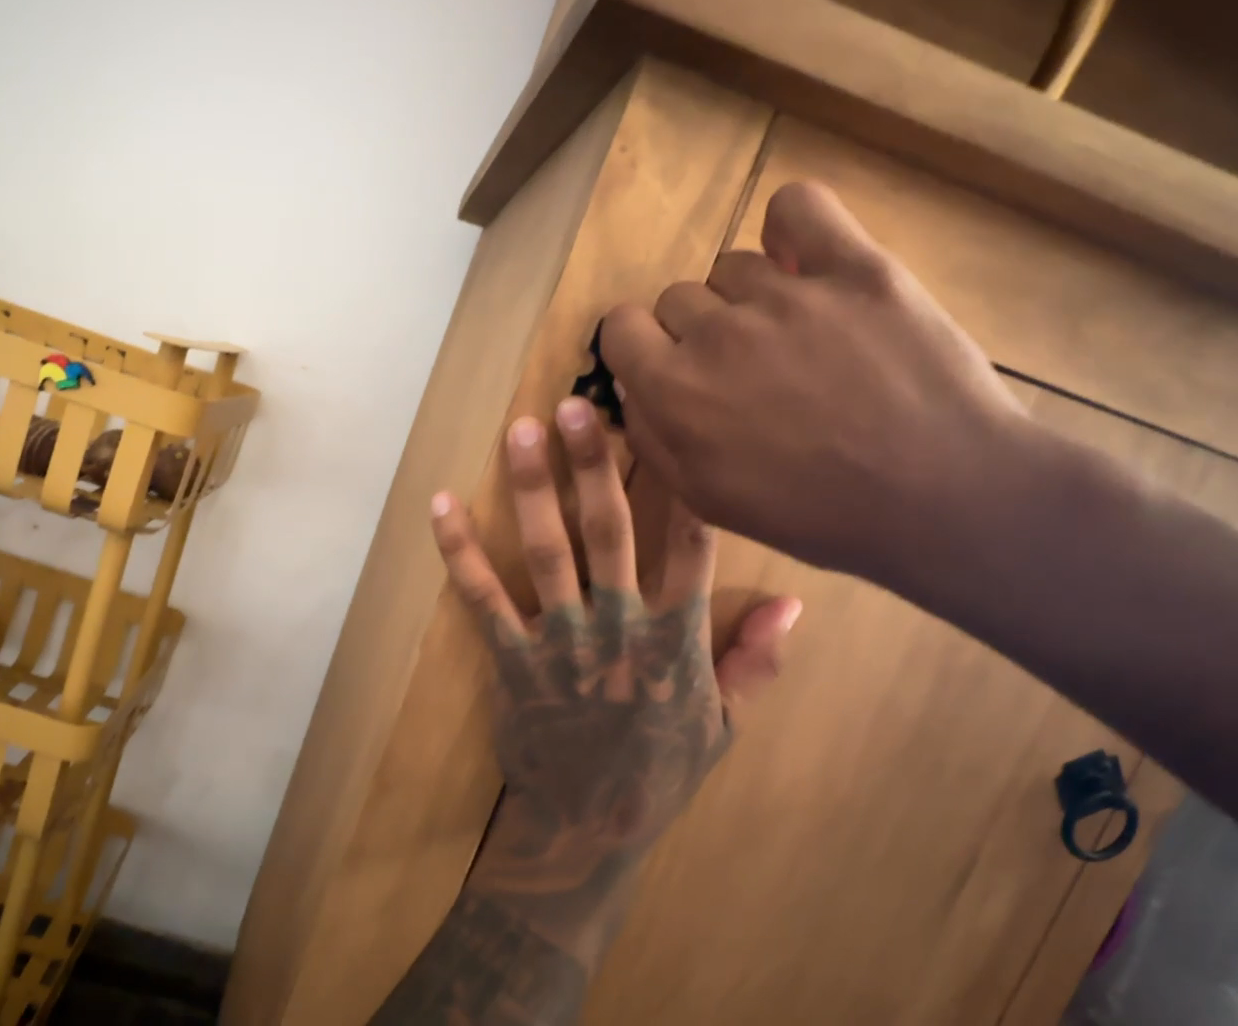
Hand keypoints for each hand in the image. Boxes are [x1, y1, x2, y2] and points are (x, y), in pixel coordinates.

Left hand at [429, 396, 799, 957]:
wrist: (588, 831)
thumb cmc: (658, 773)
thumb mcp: (724, 725)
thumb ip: (756, 662)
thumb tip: (796, 601)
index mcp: (677, 641)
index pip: (690, 549)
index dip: (680, 482)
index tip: (669, 424)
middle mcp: (619, 630)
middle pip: (610, 534)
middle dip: (594, 467)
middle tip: (577, 405)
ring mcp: (562, 644)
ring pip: (547, 555)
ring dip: (532, 491)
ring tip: (519, 432)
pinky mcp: (512, 662)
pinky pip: (483, 599)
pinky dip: (460, 552)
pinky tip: (441, 504)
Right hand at [603, 181, 1031, 582]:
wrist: (941, 499)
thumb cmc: (816, 515)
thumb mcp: (706, 499)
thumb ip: (651, 436)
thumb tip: (631, 383)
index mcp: (673, 391)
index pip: (619, 326)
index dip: (641, 348)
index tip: (670, 369)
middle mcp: (716, 332)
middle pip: (676, 297)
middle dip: (697, 332)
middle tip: (745, 371)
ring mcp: (787, 294)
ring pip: (733, 265)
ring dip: (747, 297)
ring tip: (794, 335)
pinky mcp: (855, 267)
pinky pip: (797, 207)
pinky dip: (791, 226)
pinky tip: (804, 260)